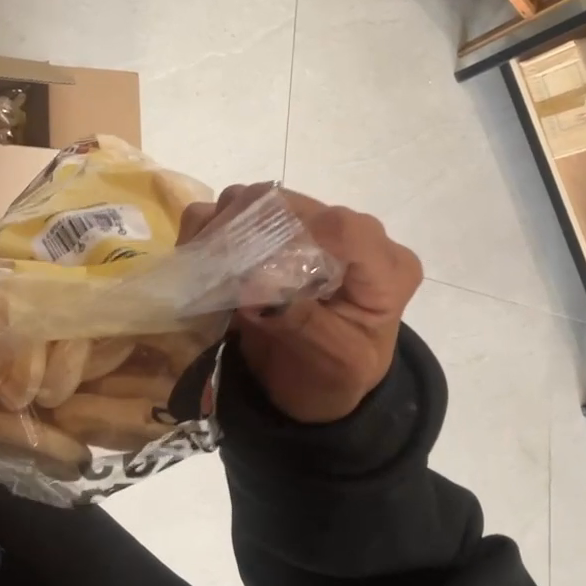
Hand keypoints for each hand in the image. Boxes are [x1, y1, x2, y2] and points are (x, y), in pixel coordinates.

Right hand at [179, 184, 421, 423]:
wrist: (315, 385)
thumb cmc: (333, 378)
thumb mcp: (336, 364)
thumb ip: (303, 323)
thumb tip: (253, 281)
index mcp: (383, 269)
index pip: (343, 229)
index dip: (293, 240)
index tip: (249, 272)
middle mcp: (350, 236)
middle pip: (291, 206)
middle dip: (245, 236)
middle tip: (215, 274)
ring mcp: (307, 227)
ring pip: (257, 200)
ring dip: (221, 229)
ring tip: (206, 269)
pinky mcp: (274, 229)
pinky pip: (233, 208)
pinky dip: (208, 226)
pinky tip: (201, 259)